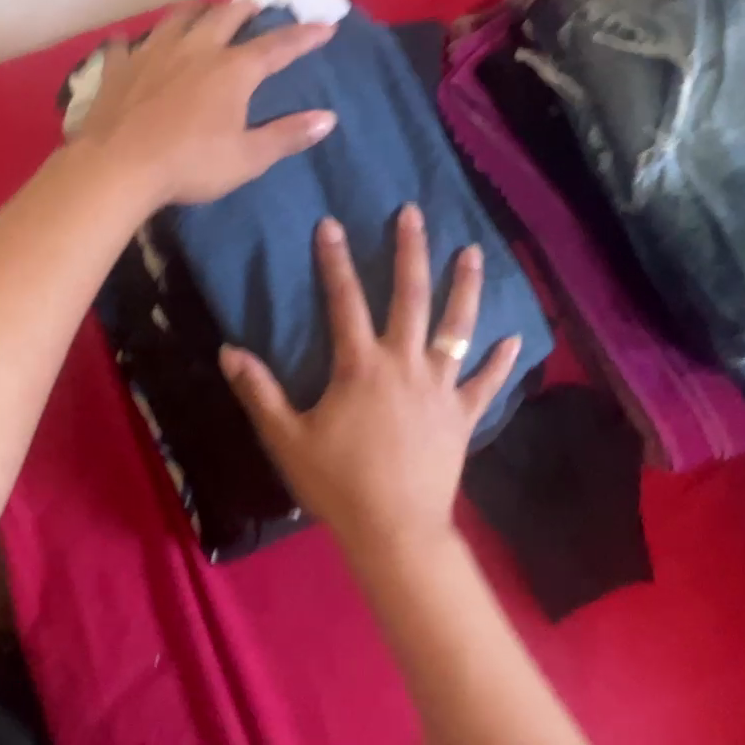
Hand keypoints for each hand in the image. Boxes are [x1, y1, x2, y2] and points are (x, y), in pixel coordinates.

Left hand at [75, 0, 336, 205]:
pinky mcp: (119, 68)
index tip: (325, 26)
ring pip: (177, 19)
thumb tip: (328, 118)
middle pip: (225, 16)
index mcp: (231, 70)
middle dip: (245, 9)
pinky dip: (132, 42)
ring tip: (201, 10)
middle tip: (256, 4)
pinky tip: (128, 42)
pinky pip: (125, 45)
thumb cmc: (189, 164)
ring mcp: (153, 53)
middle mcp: (195, 49)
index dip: (303, 36)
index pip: (277, 46)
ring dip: (194, 11)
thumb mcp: (247, 158)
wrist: (118, 166)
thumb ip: (287, 135)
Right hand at [220, 205, 521, 557]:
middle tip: (413, 214)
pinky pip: (485, 383)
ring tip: (473, 251)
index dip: (335, 261)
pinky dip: (501, 361)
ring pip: (457, 328)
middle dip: (410, 252)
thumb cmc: (338, 484)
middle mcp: (405, 365)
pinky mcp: (463, 416)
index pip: (344, 301)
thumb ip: (259, 392)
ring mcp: (440, 389)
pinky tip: (517, 338)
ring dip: (465, 287)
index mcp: (361, 367)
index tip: (331, 224)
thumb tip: (228, 351)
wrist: (394, 531)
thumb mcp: (287, 438)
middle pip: (410, 298)